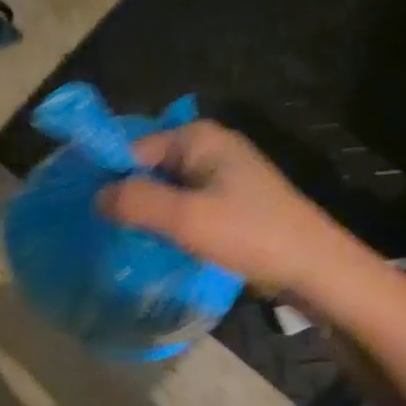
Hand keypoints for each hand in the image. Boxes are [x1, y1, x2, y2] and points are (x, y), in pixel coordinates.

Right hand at [94, 121, 364, 293]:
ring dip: (153, 213)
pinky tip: (162, 247)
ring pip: (171, 189)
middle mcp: (211, 147)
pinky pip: (190, 205)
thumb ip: (137, 202)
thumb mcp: (186, 218)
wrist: (316, 268)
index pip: (135, 147)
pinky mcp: (235, 202)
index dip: (111, 176)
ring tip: (128, 242)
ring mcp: (225, 175)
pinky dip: (174, 223)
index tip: (89, 212)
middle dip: (131, 196)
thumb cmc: (250, 234)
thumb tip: (96, 195)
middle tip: (106, 232)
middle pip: (152, 166)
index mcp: (198, 137)